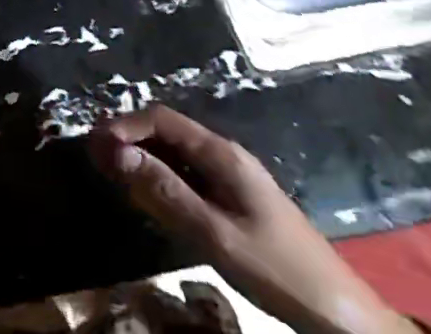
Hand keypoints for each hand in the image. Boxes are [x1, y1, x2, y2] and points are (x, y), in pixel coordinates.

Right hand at [91, 107, 414, 333]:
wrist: (337, 309)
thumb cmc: (275, 267)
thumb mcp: (214, 233)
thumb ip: (165, 192)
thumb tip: (117, 152)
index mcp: (222, 153)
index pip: (163, 120)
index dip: (126, 126)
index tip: (94, 143)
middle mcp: (224, 155)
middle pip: (167, 132)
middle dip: (129, 139)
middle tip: (94, 157)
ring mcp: (230, 177)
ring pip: (176, 155)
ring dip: (142, 159)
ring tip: (111, 173)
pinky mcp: (233, 200)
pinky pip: (188, 177)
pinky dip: (161, 179)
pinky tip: (147, 197)